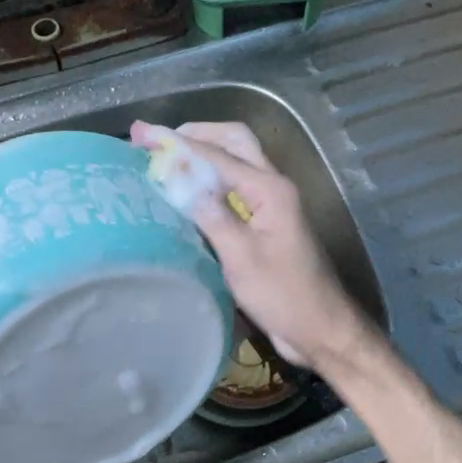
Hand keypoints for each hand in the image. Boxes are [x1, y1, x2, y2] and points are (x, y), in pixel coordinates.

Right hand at [136, 120, 375, 370]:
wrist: (320, 328)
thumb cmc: (284, 295)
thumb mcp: (241, 257)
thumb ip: (210, 214)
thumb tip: (177, 177)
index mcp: (269, 189)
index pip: (217, 154)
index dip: (176, 143)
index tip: (141, 135)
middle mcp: (272, 186)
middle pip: (234, 141)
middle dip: (194, 134)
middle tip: (155, 141)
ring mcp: (272, 204)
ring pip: (236, 161)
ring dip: (203, 153)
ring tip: (166, 159)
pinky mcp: (267, 223)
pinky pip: (236, 187)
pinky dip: (210, 180)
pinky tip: (188, 192)